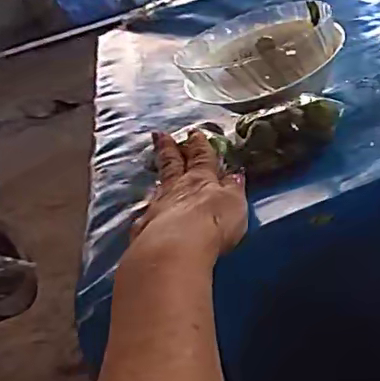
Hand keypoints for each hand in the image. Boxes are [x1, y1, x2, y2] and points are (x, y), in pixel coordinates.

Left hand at [131, 130, 247, 260]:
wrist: (176, 248)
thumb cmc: (212, 223)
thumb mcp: (234, 203)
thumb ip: (234, 189)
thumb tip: (236, 174)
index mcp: (201, 181)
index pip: (201, 158)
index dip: (199, 145)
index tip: (194, 132)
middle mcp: (176, 190)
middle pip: (173, 165)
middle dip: (169, 149)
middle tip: (160, 134)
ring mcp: (157, 208)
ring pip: (158, 186)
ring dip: (158, 175)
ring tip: (155, 166)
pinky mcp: (144, 229)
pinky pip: (144, 213)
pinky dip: (146, 208)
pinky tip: (144, 210)